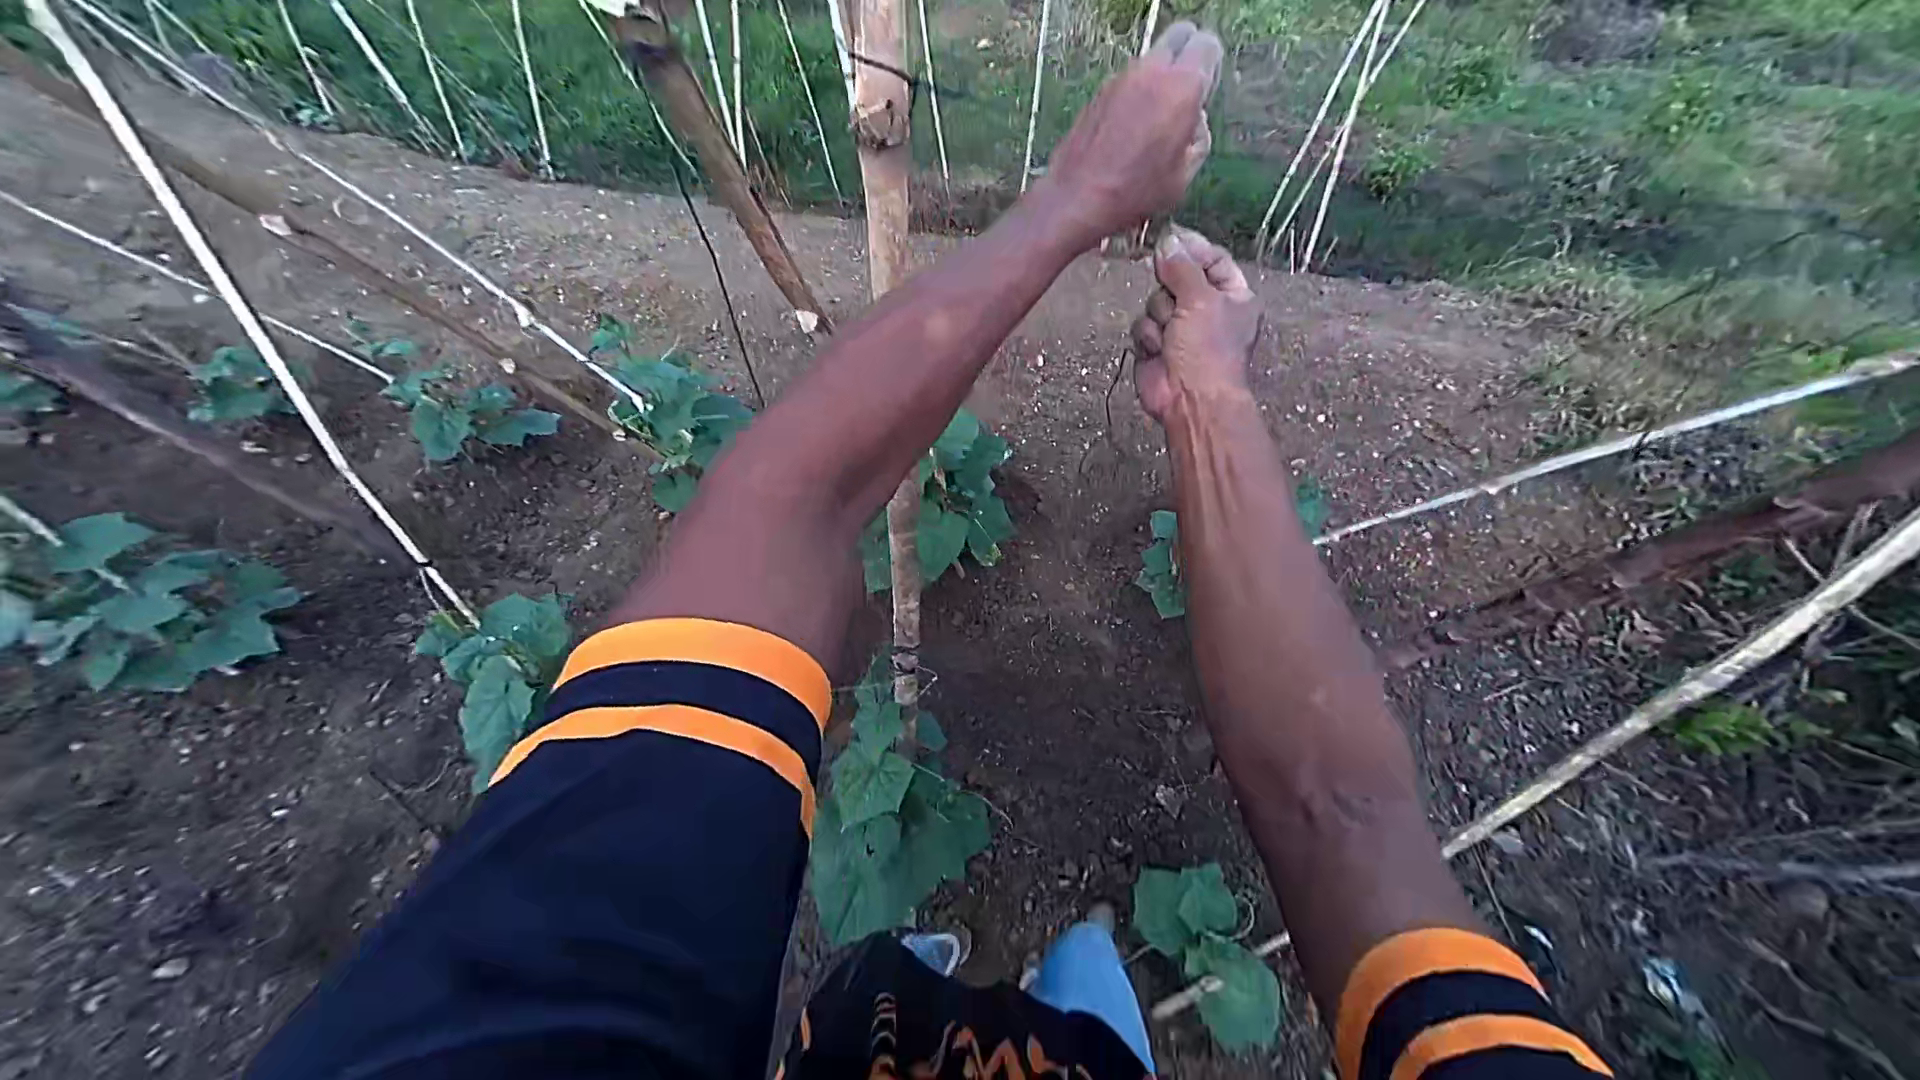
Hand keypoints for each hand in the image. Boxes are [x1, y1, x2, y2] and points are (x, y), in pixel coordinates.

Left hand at [1041, 22, 1221, 239]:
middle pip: (1179, 38)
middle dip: (1185, 60)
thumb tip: (1194, 122)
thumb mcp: (1181, 179)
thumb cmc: (1133, 195)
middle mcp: (1152, 72)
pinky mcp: (1098, 91)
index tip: (1202, 96)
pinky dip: (1132, 95)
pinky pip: (1126, 82)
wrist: (1077, 199)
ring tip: (1149, 122)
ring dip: (1156, 80)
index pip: (1208, 47)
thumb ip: (1199, 140)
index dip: (1209, 69)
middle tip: (1181, 96)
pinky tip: (1124, 131)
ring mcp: (1121, 78)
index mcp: (1182, 87)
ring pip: (1150, 61)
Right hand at [1132, 226, 1262, 424]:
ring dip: (1158, 319)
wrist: (1190, 399)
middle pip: (1175, 279)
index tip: (1170, 237)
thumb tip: (1166, 242)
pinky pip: (1141, 326)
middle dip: (1170, 292)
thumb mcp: (1201, 299)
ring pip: (1153, 303)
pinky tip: (1157, 352)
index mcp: (1232, 295)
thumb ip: (1182, 267)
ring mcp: (1178, 330)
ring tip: (1169, 339)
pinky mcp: (1154, 346)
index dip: (1191, 248)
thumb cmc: (1208, 349)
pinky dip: (1147, 338)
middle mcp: (1205, 310)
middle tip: (1177, 308)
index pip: (1211, 259)